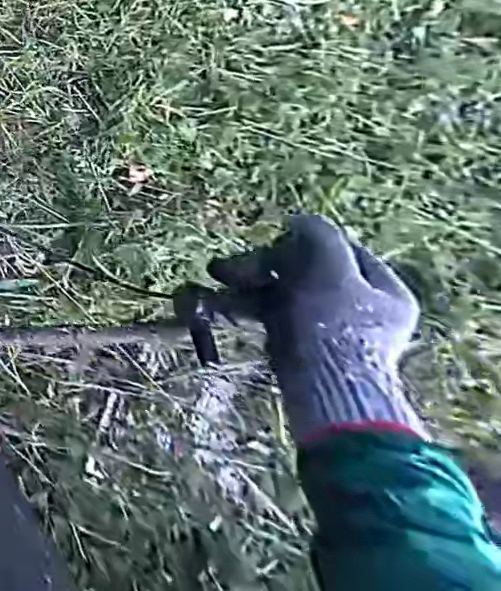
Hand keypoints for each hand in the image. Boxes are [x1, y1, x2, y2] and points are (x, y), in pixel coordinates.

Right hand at [209, 215, 424, 442]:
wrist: (322, 380)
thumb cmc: (334, 325)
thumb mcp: (333, 273)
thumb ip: (321, 240)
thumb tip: (303, 218)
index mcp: (382, 289)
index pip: (341, 249)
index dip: (304, 242)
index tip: (277, 242)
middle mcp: (355, 302)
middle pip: (298, 265)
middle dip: (260, 262)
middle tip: (234, 267)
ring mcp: (321, 318)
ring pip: (272, 283)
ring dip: (241, 277)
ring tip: (220, 279)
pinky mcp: (291, 332)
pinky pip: (261, 306)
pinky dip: (239, 301)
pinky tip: (215, 301)